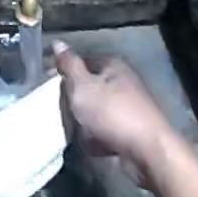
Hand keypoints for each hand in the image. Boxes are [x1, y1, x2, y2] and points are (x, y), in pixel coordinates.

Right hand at [53, 41, 176, 182]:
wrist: (149, 153)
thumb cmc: (112, 113)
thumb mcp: (82, 86)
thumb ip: (68, 65)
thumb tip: (58, 43)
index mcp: (113, 65)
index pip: (82, 60)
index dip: (64, 70)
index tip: (48, 83)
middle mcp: (124, 82)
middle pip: (90, 85)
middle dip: (74, 97)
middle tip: (57, 107)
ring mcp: (131, 107)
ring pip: (98, 108)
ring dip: (85, 119)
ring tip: (70, 128)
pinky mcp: (134, 131)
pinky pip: (107, 129)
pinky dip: (97, 136)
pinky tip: (87, 144)